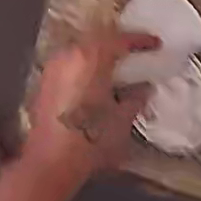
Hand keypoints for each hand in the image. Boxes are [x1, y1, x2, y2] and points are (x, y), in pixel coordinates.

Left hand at [24, 30, 158, 183]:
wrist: (50, 163)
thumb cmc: (91, 139)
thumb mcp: (122, 120)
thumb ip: (136, 98)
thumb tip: (145, 87)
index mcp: (93, 56)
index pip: (121, 39)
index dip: (140, 40)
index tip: (155, 43)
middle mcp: (72, 52)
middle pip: (99, 37)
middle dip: (118, 41)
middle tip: (134, 51)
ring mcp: (56, 64)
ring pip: (82, 47)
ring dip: (99, 52)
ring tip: (115, 64)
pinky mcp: (46, 78)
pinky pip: (70, 60)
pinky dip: (84, 63)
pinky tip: (93, 78)